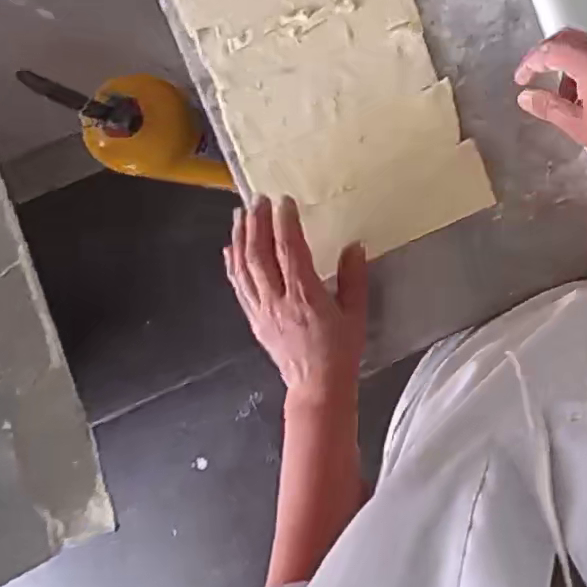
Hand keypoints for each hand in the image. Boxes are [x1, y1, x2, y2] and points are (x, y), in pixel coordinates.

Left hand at [225, 196, 367, 396]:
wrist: (317, 387)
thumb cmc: (340, 350)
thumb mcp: (355, 313)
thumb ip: (354, 278)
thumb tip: (354, 246)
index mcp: (305, 296)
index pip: (290, 250)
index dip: (285, 222)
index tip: (284, 201)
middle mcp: (278, 300)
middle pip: (259, 254)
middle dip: (257, 223)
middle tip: (257, 199)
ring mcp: (261, 310)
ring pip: (244, 268)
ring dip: (240, 238)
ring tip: (240, 216)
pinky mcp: (254, 320)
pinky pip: (239, 287)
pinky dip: (233, 265)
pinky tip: (231, 249)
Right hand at [514, 29, 586, 165]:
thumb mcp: (574, 122)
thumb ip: (547, 106)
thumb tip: (527, 97)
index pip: (550, 51)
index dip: (530, 63)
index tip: (522, 78)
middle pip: (565, 39)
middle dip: (544, 55)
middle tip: (532, 74)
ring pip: (580, 44)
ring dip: (563, 62)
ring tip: (560, 95)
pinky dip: (579, 66)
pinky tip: (578, 95)